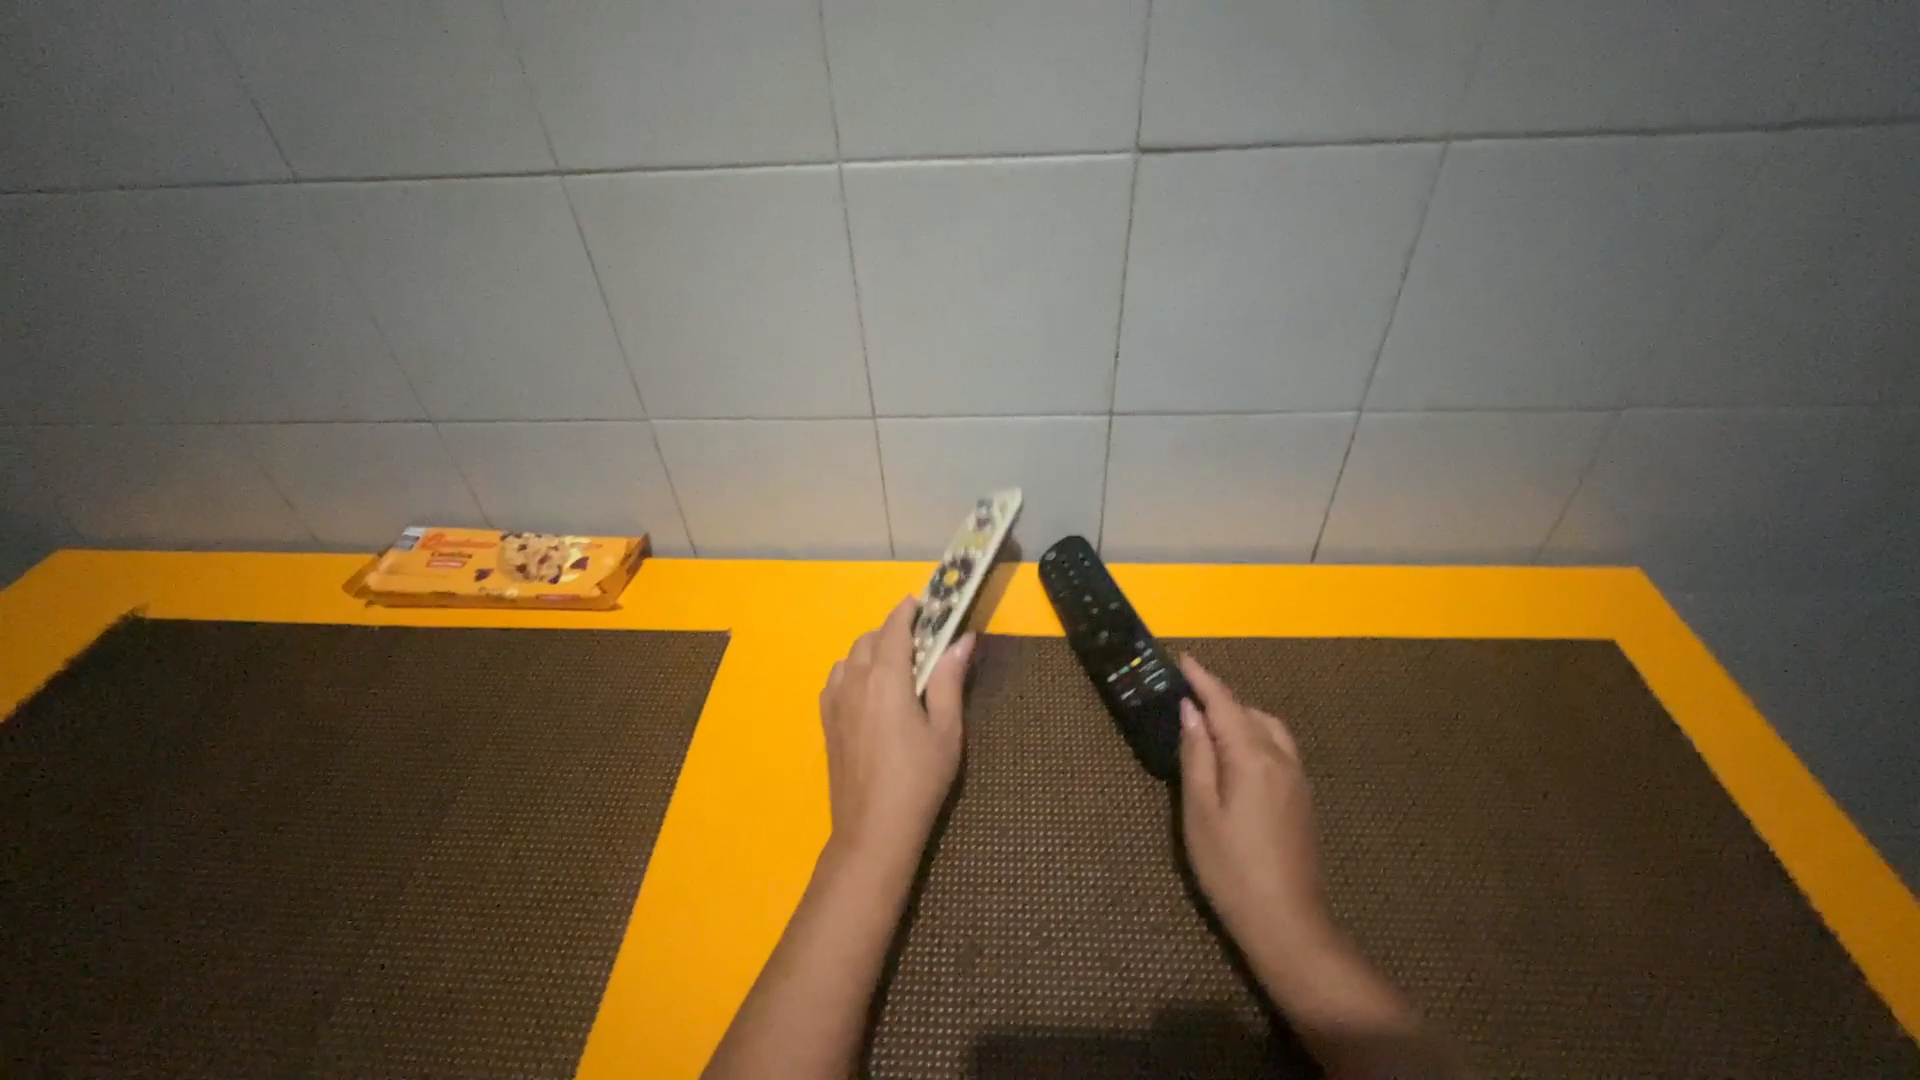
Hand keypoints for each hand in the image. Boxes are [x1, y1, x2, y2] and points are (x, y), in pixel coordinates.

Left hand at [818, 596, 972, 866]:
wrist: (873, 829)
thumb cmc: (919, 779)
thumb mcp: (946, 730)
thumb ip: (950, 680)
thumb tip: (962, 639)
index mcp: (886, 678)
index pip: (894, 629)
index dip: (908, 611)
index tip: (923, 602)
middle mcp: (854, 682)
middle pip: (869, 639)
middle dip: (892, 631)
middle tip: (920, 643)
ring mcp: (835, 702)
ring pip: (849, 658)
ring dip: (871, 651)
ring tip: (896, 667)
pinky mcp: (827, 722)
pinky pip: (837, 680)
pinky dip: (853, 671)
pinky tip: (869, 691)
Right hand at [1177, 654, 1333, 958]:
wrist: (1287, 921)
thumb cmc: (1230, 868)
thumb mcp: (1200, 812)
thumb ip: (1197, 756)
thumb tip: (1190, 712)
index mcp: (1253, 758)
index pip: (1225, 704)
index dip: (1203, 680)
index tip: (1182, 658)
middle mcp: (1281, 759)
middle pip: (1249, 712)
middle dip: (1220, 697)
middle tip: (1187, 694)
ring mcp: (1297, 778)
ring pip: (1269, 728)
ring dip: (1240, 715)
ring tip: (1210, 721)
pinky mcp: (1302, 797)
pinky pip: (1279, 747)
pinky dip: (1255, 734)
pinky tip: (1238, 753)